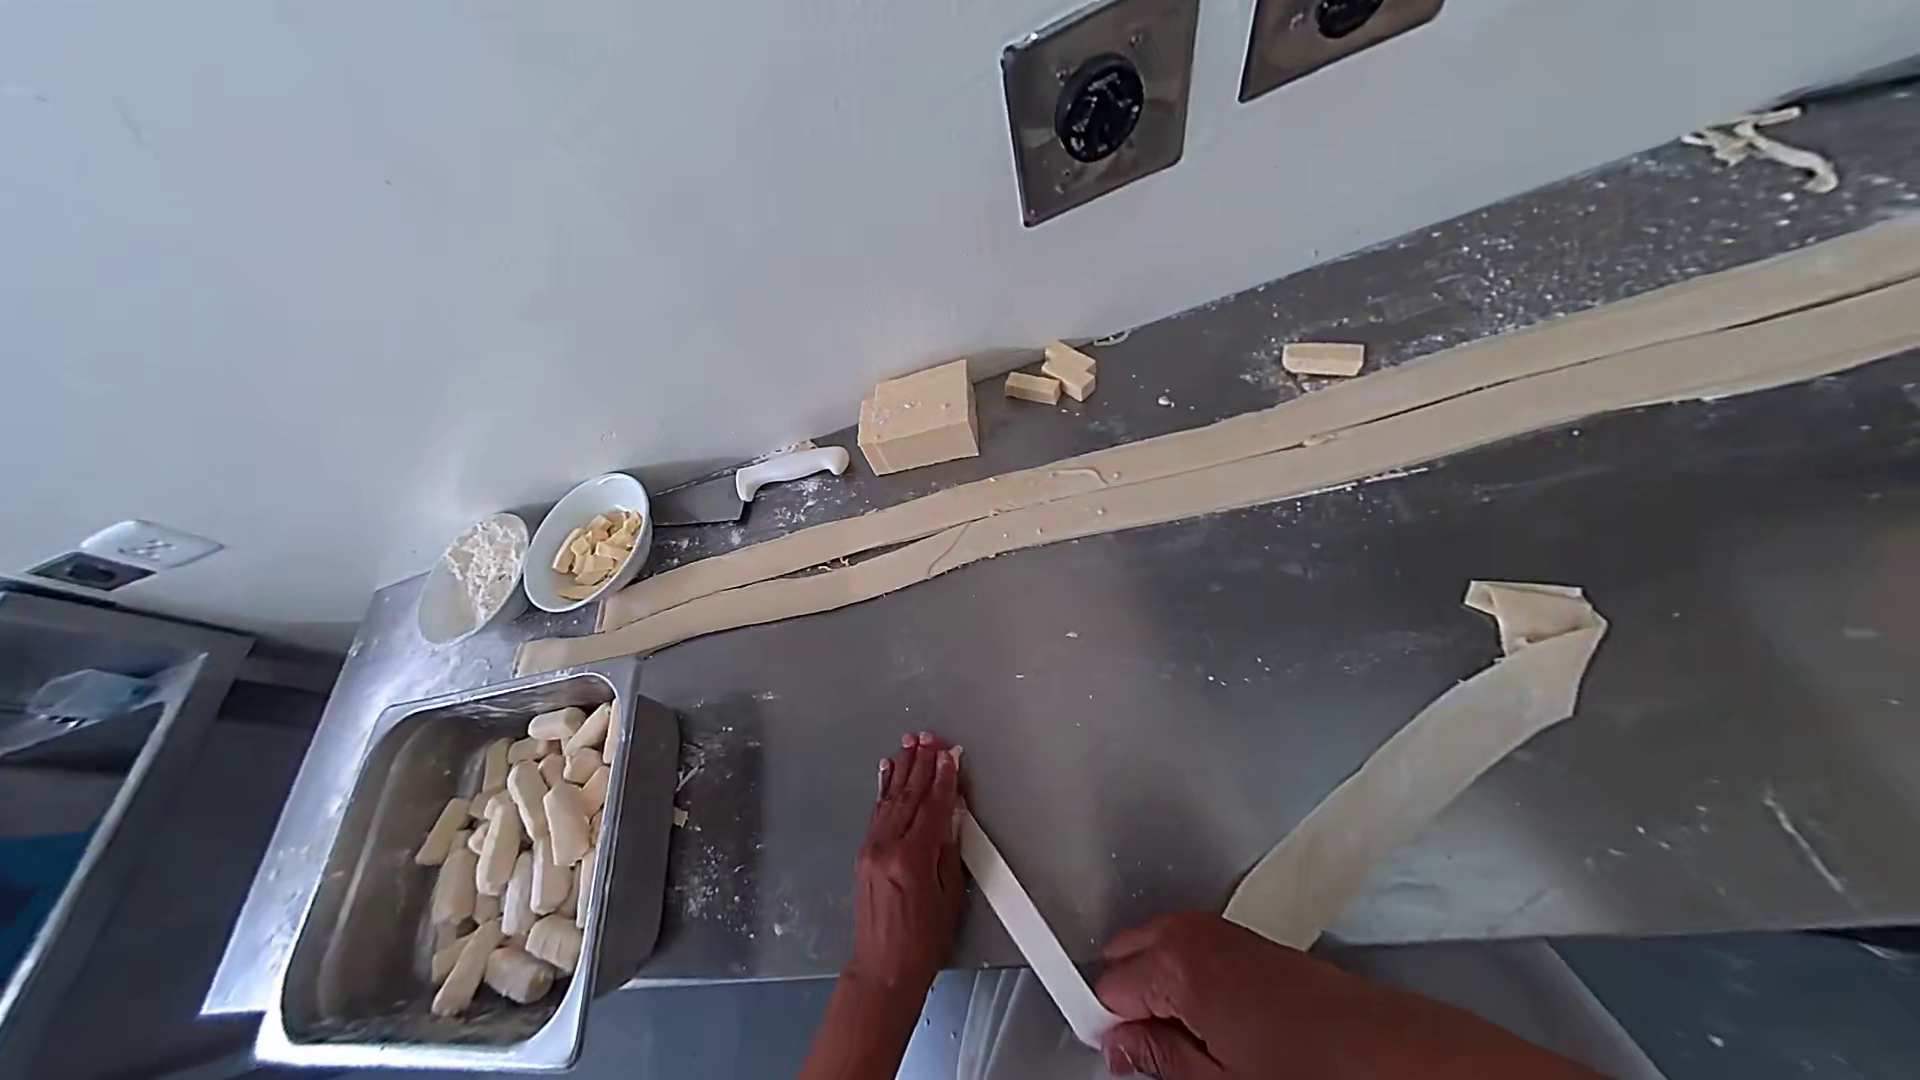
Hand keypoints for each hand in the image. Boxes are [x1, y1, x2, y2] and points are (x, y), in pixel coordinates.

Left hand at [847, 731, 964, 991]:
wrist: (883, 968)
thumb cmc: (923, 939)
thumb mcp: (949, 893)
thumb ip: (948, 847)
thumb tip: (951, 811)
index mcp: (912, 858)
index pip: (934, 806)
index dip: (945, 778)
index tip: (951, 755)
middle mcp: (888, 847)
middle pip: (910, 794)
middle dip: (922, 762)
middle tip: (930, 738)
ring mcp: (871, 847)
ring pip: (891, 797)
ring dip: (903, 767)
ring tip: (911, 743)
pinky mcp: (863, 851)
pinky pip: (876, 811)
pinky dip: (883, 787)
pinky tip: (888, 769)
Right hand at [1096, 913, 1602, 1078]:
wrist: (1391, 1054)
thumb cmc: (1312, 1073)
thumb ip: (1157, 1058)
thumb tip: (1119, 1046)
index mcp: (1174, 963)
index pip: (1106, 984)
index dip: (1106, 1023)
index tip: (1118, 1052)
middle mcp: (1189, 931)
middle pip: (1125, 955)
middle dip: (1129, 999)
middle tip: (1154, 1053)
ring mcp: (1215, 928)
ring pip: (1155, 951)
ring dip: (1158, 989)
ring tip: (1197, 1043)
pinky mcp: (1240, 935)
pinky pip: (1188, 948)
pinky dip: (1187, 978)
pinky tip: (1221, 1023)